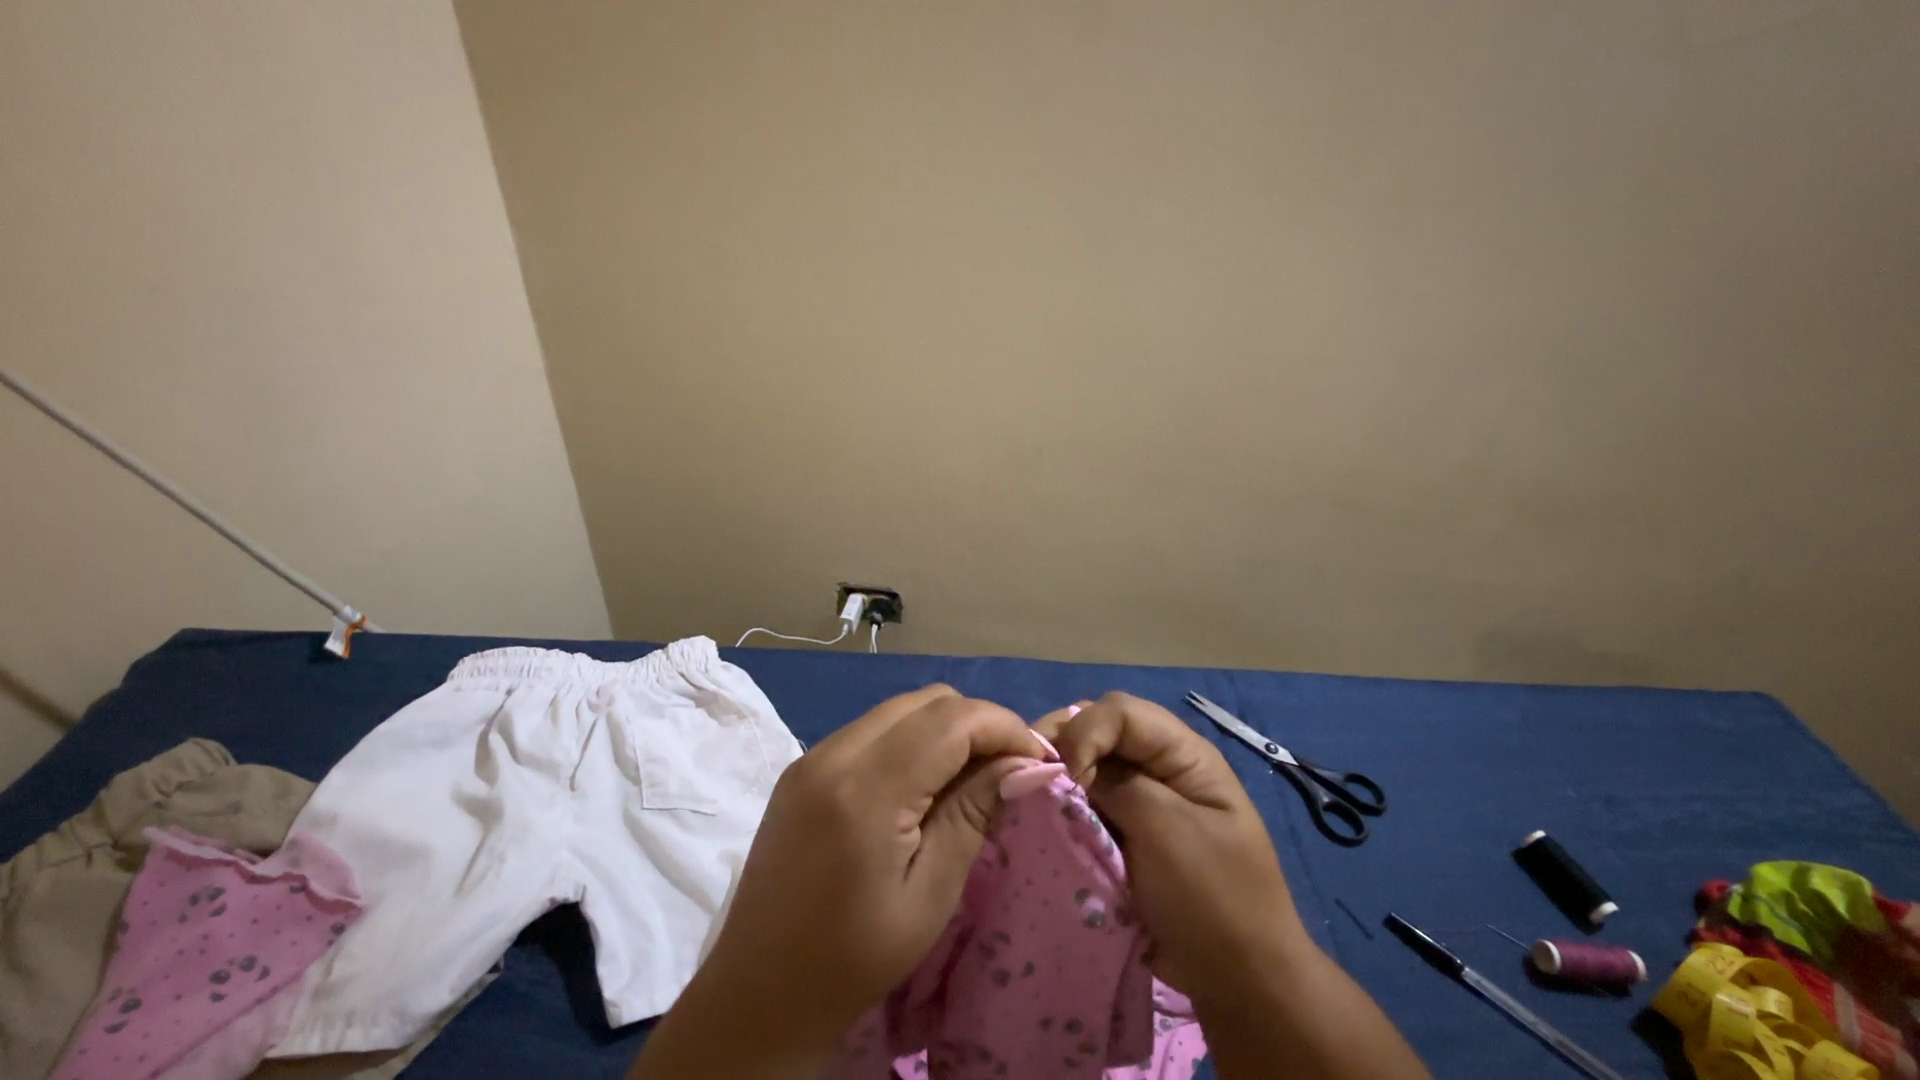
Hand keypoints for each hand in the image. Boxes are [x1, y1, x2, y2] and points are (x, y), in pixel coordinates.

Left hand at [631, 685, 1045, 1077]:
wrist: (760, 991)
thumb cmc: (854, 957)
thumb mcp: (930, 892)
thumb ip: (974, 813)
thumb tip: (1026, 764)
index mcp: (865, 789)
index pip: (951, 719)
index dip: (1005, 728)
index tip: (1038, 761)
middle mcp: (832, 755)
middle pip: (925, 701)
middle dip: (978, 723)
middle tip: (1010, 770)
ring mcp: (810, 758)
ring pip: (897, 709)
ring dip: (944, 728)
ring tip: (972, 778)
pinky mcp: (800, 770)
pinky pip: (869, 730)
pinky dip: (909, 740)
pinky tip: (925, 784)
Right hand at [1043, 693, 1430, 1079]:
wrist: (1241, 978)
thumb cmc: (1212, 899)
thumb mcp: (1167, 831)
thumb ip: (1117, 784)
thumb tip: (1066, 764)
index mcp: (1185, 755)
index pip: (1121, 711)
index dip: (1085, 731)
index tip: (1068, 777)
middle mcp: (1162, 767)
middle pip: (1102, 728)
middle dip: (1063, 744)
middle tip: (1030, 774)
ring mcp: (1145, 800)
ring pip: (1091, 764)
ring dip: (1060, 774)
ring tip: (1031, 794)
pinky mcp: (1128, 832)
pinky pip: (1090, 802)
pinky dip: (1064, 804)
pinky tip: (1045, 817)